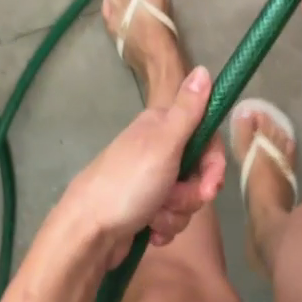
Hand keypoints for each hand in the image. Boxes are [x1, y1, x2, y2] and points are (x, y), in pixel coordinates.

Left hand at [53, 66, 226, 265]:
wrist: (88, 233)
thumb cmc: (127, 183)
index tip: (211, 183)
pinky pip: (172, 216)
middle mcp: (157, 148)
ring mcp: (150, 179)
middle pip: (198, 171)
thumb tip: (204, 68)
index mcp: (161, 126)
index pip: (205, 136)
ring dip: (176, 213)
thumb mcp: (163, 143)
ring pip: (187, 197)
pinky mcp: (145, 207)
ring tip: (154, 217)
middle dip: (192, 194)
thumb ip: (188, 109)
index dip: (213, 162)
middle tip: (174, 201)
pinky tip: (150, 230)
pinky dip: (164, 226)